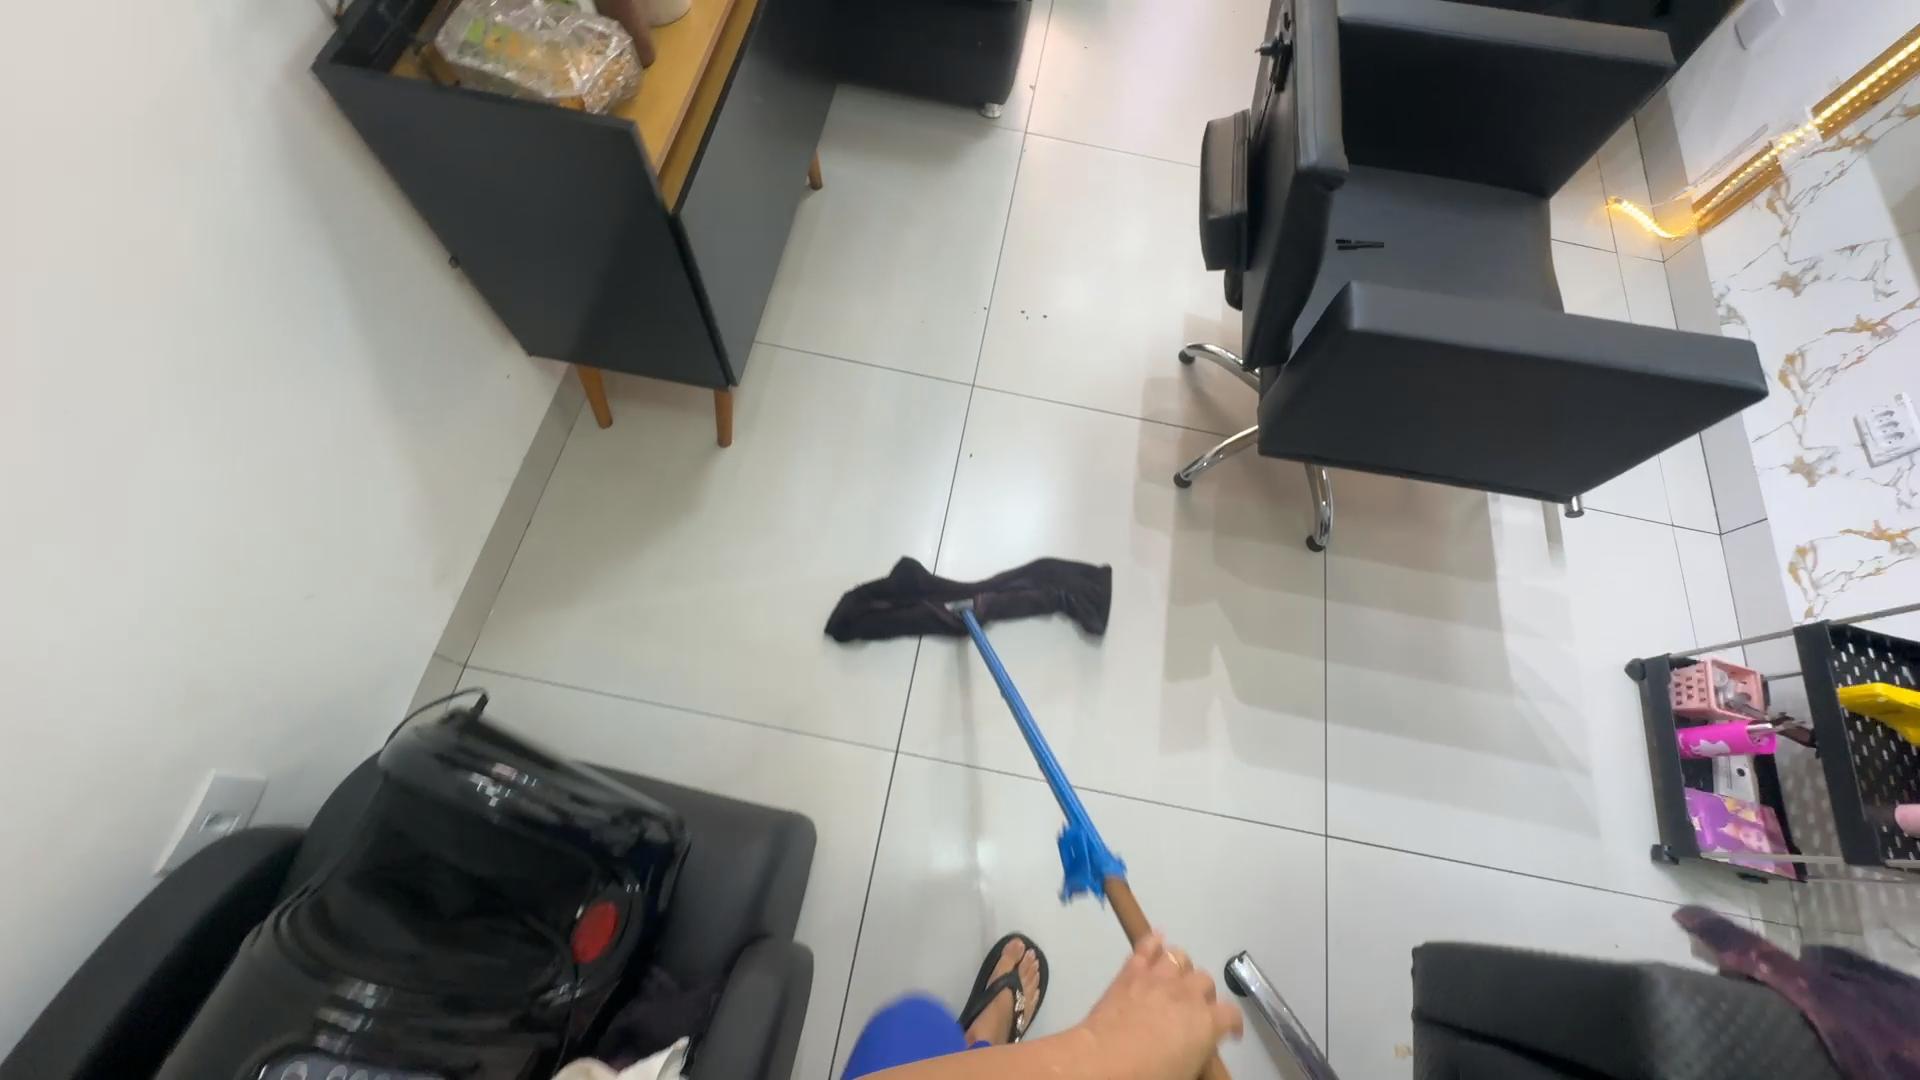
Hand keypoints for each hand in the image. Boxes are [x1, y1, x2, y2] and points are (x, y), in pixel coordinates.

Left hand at [1075, 933, 1241, 1079]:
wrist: (1107, 1061)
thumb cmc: (1152, 1075)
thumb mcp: (1187, 1073)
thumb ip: (1198, 1054)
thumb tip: (1196, 1051)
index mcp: (1206, 1022)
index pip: (1231, 1014)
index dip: (1233, 1023)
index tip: (1229, 1032)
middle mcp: (1186, 993)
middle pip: (1205, 980)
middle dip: (1205, 993)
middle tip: (1197, 1008)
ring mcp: (1157, 977)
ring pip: (1178, 957)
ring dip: (1181, 968)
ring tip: (1177, 979)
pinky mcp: (1131, 971)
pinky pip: (1145, 946)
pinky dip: (1153, 942)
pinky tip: (1156, 941)